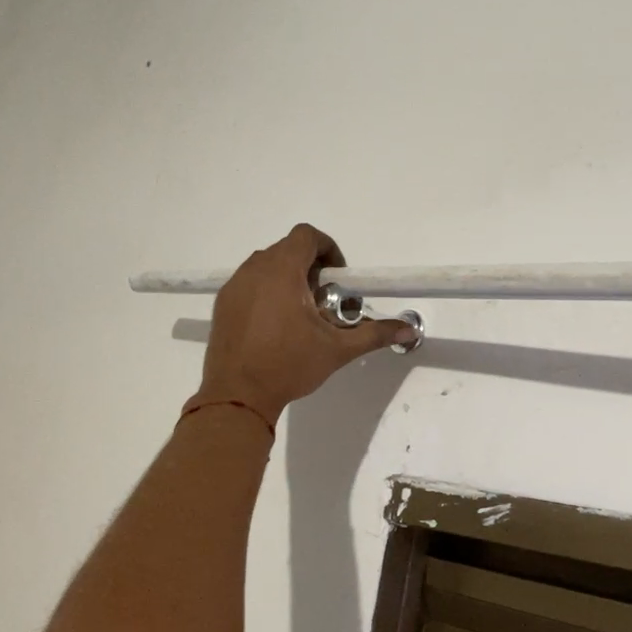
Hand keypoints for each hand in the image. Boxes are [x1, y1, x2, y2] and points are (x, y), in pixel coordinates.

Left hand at [191, 224, 414, 425]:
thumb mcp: (337, 349)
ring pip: (266, 267)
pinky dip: (267, 293)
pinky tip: (276, 328)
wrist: (238, 395)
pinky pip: (249, 284)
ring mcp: (234, 286)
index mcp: (282, 271)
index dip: (329, 249)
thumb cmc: (289, 366)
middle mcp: (254, 270)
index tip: (339, 279)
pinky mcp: (223, 304)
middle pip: (287, 250)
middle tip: (325, 302)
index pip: (307, 236)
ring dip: (289, 280)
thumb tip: (408, 329)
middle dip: (311, 269)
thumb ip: (374, 334)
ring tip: (301, 316)